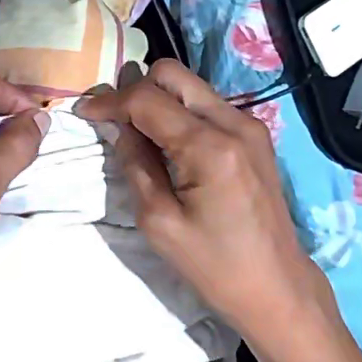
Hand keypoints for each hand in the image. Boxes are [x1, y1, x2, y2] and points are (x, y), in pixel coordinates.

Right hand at [77, 60, 339, 352]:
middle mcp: (234, 123)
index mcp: (209, 147)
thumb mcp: (158, 220)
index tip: (83, 111)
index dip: (109, 101)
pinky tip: (166, 140)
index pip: (146, 99)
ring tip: (136, 130)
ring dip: (157, 98)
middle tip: (114, 118)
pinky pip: (205, 102)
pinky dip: (177, 109)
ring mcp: (249, 126)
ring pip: (189, 84)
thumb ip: (135, 163)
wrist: (277, 288)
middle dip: (135, 89)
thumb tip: (119, 127)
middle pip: (171, 74)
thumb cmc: (213, 264)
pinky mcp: (254, 135)